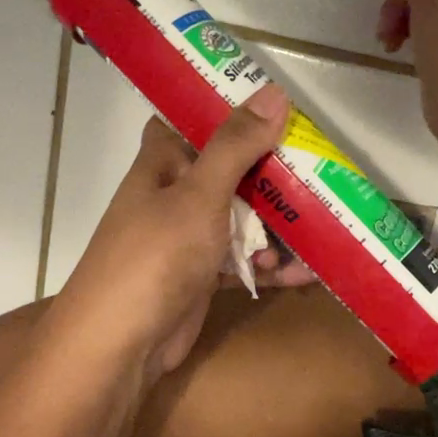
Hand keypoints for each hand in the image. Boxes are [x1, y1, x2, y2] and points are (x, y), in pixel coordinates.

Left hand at [54, 86, 290, 376]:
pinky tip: (307, 273)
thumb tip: (273, 92)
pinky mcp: (201, 278)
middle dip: (270, 173)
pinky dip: (270, 266)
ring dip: (276, 226)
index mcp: (162, 165)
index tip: (270, 106)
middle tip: (317, 171)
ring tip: (314, 233)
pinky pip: (242, 262)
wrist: (120, 344)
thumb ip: (236, 146)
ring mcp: (188, 239)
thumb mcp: (199, 194)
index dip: (223, 110)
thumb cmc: (154, 257)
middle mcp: (174, 196)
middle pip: (228, 172)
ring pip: (240, 219)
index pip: (188, 121)